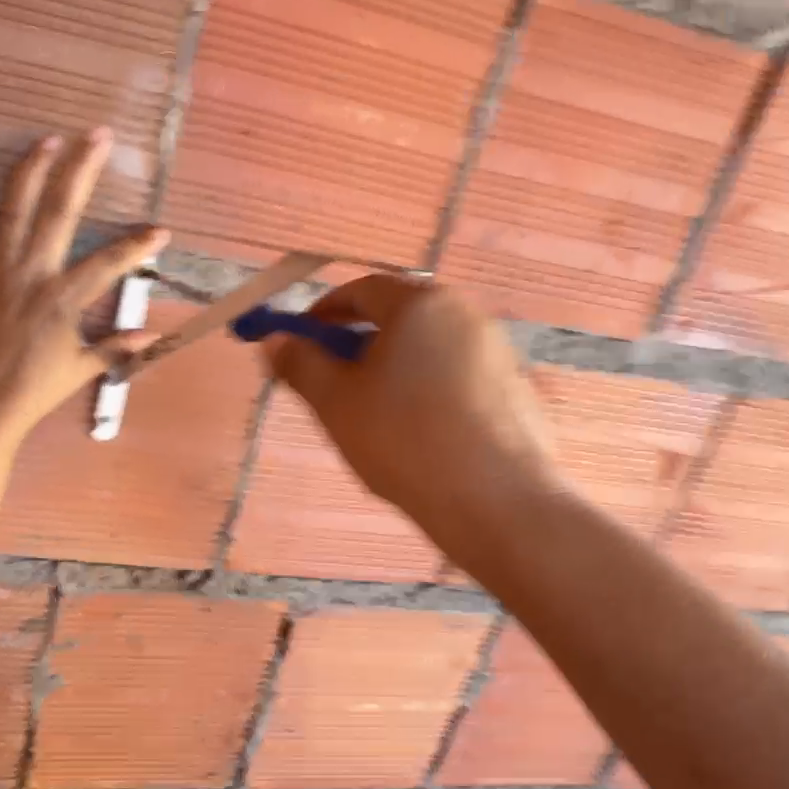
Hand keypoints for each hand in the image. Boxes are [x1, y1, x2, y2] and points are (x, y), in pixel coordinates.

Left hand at [0, 129, 168, 445]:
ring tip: (48, 139)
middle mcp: (33, 275)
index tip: (161, 229)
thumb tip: (154, 334)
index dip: (137, 245)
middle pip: (61, 212)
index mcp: (64, 300)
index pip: (109, 263)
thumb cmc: (32, 392)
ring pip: (15, 210)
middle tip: (99, 135)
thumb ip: (116, 348)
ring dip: (31, 170)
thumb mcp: (80, 371)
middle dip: (83, 169)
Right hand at [263, 275, 566, 538]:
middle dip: (357, 340)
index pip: (361, 289)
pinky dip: (425, 387)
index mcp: (419, 304)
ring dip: (391, 365)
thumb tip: (274, 339)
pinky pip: (455, 374)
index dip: (323, 311)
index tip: (299, 340)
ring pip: (427, 346)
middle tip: (330, 379)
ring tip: (370, 412)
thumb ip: (299, 363)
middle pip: (398, 314)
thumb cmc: (400, 439)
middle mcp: (464, 313)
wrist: (492, 498)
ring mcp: (497, 349)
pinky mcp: (514, 386)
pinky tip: (414, 432)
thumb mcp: (333, 402)